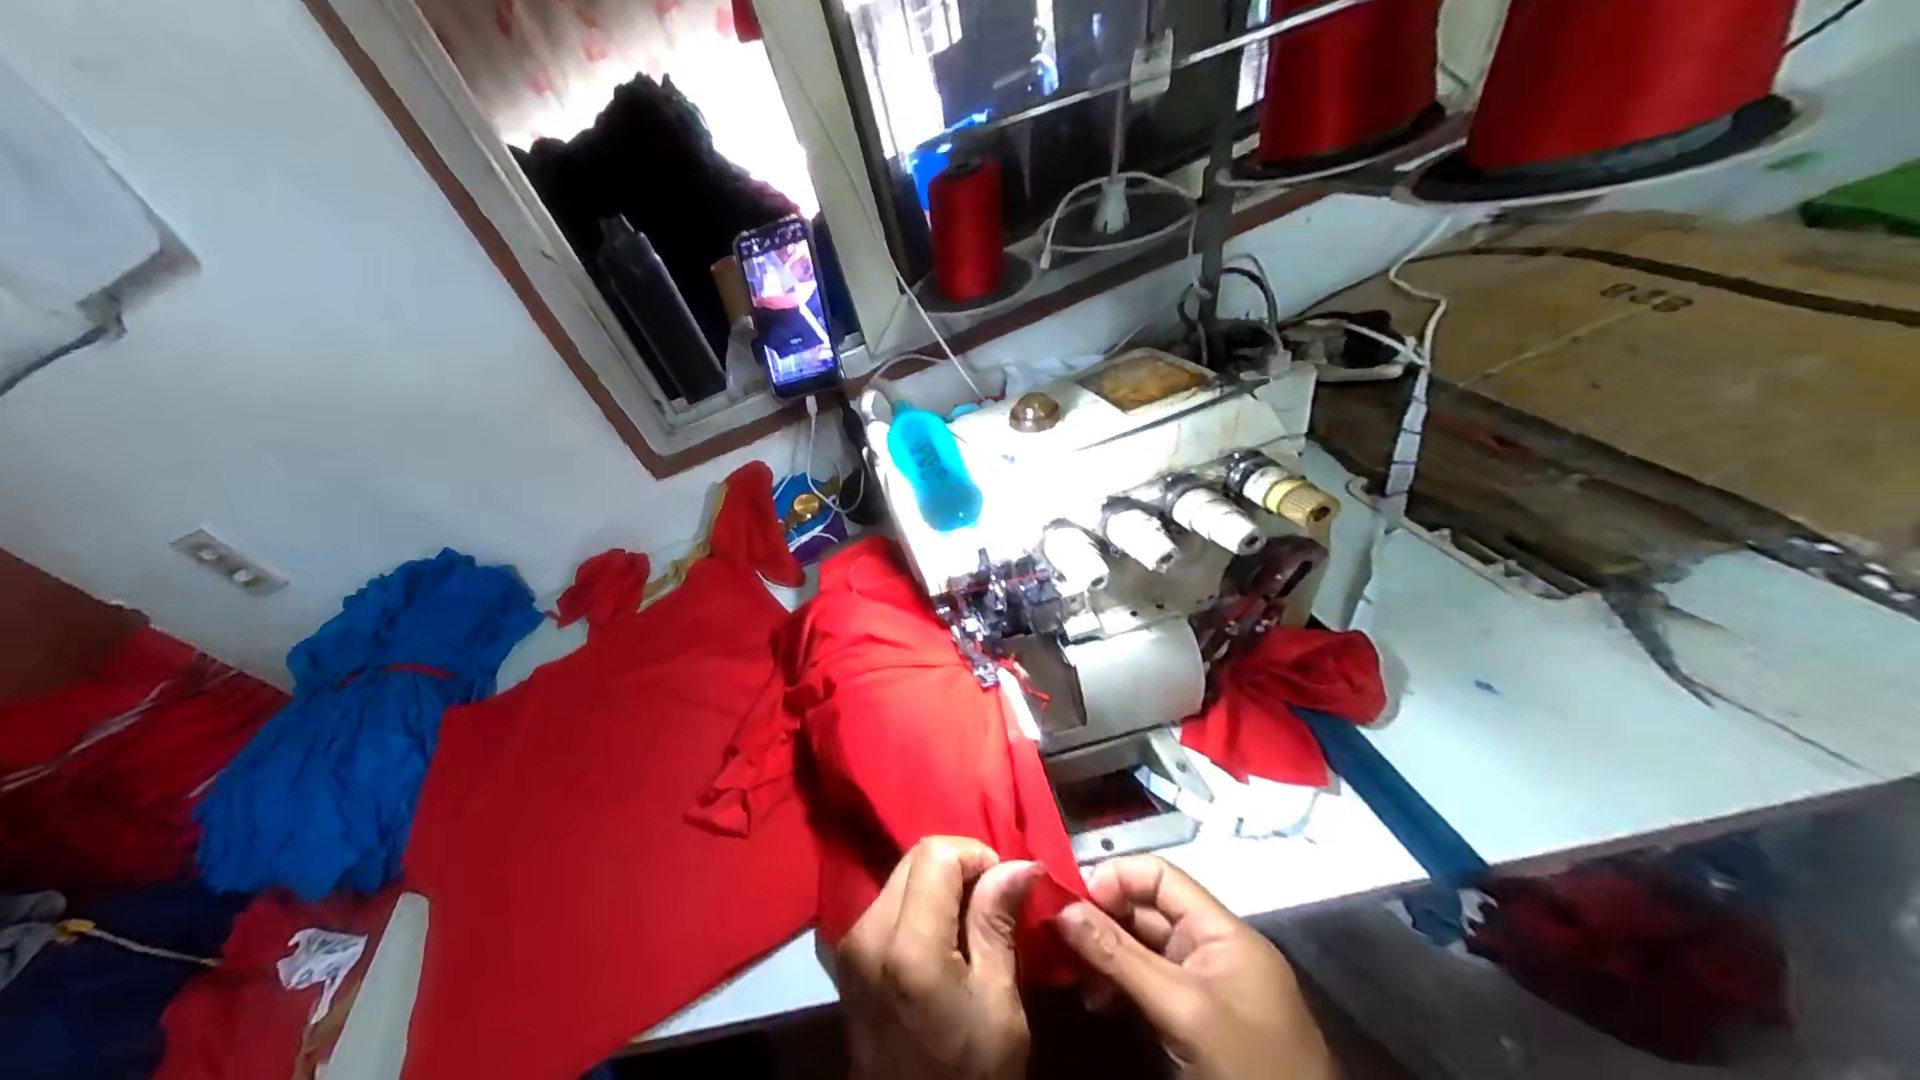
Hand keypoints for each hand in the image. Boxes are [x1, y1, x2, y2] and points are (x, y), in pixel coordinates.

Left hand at [831, 837, 1041, 1079]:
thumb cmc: (968, 1074)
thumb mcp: (998, 1003)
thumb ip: (998, 923)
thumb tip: (1018, 864)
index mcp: (906, 947)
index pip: (935, 853)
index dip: (976, 856)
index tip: (1003, 888)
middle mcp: (867, 934)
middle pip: (915, 858)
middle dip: (959, 867)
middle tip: (991, 903)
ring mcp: (851, 943)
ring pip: (901, 875)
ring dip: (940, 884)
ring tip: (969, 922)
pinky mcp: (848, 954)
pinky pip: (889, 901)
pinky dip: (921, 903)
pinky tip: (943, 937)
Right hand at [1055, 856, 1336, 1079]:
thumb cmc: (1248, 1064)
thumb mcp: (1182, 1009)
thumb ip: (1121, 957)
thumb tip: (1062, 910)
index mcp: (1222, 930)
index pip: (1160, 877)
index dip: (1114, 879)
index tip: (1071, 902)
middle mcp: (1211, 947)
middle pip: (1147, 912)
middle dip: (1102, 920)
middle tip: (1058, 939)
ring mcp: (1204, 984)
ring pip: (1143, 949)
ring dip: (1104, 956)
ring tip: (1071, 975)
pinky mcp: (1196, 1018)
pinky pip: (1148, 983)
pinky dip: (1118, 985)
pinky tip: (1095, 1000)